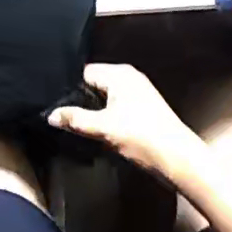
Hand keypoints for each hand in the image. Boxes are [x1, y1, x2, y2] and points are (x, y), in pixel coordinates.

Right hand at [47, 64, 206, 180]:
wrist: (178, 159)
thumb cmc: (145, 137)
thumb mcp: (105, 128)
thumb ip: (76, 120)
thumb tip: (53, 114)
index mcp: (120, 74)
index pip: (86, 72)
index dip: (70, 87)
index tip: (56, 102)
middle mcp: (128, 78)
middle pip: (94, 85)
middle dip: (81, 101)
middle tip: (66, 118)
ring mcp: (136, 94)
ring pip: (104, 99)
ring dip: (94, 113)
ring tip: (82, 128)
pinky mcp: (141, 110)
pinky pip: (114, 108)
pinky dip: (106, 119)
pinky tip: (101, 135)